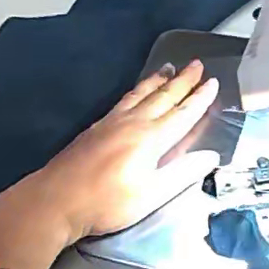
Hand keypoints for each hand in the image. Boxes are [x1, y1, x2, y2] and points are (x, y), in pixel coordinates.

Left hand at [15, 60, 222, 241]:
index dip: (199, 99)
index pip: (182, 114)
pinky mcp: (96, 128)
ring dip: (158, 81)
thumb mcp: (152, 195)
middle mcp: (132, 123)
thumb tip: (210, 157)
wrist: (56, 200)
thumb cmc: (107, 203)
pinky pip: (124, 100)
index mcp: (150, 139)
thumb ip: (182, 173)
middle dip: (182, 81)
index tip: (212, 83)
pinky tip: (136, 92)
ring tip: (168, 68)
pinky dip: (137, 90)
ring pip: (141, 94)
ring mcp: (111, 123)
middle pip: (163, 97)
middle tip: (196, 64)